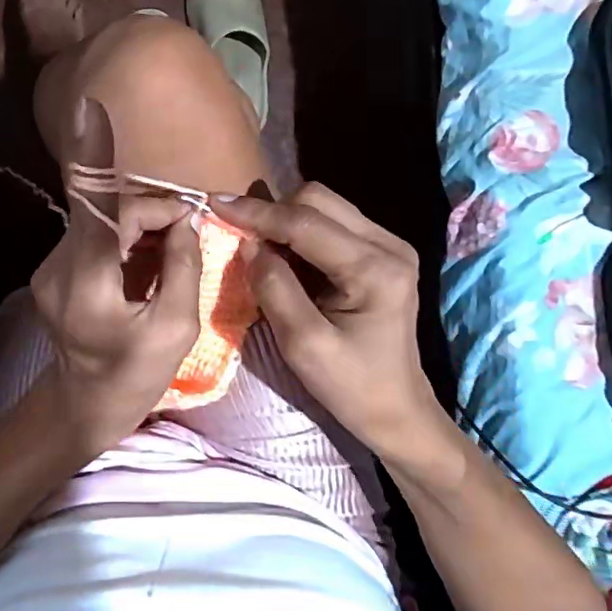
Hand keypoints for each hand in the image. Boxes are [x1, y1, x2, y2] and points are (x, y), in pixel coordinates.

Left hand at [29, 98, 202, 456]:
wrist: (83, 404)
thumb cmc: (134, 376)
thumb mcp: (175, 330)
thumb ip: (183, 268)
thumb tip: (186, 223)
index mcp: (87, 281)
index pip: (94, 206)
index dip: (95, 153)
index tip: (91, 107)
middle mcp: (59, 264)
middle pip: (107, 209)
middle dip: (153, 211)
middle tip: (189, 232)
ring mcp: (50, 266)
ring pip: (101, 219)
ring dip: (140, 223)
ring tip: (173, 249)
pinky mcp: (54, 268)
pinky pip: (94, 235)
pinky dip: (125, 236)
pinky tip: (147, 260)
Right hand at [211, 183, 451, 468]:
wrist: (396, 410)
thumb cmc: (350, 385)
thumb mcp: (302, 343)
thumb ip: (273, 287)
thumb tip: (248, 244)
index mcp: (374, 269)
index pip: (305, 222)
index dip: (257, 212)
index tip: (215, 205)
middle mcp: (388, 245)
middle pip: (317, 200)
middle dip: (272, 212)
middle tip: (238, 234)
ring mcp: (388, 246)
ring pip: (323, 206)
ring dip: (285, 219)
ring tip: (256, 245)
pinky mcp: (380, 253)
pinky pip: (330, 223)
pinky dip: (299, 232)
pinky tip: (282, 256)